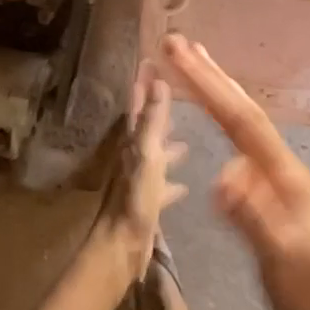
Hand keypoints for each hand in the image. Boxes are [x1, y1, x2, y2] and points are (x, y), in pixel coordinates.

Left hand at [96, 75, 187, 279]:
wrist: (121, 247)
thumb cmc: (135, 198)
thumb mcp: (148, 154)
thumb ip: (153, 119)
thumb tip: (157, 78)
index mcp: (134, 142)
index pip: (140, 105)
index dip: (145, 84)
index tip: (153, 62)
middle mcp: (135, 157)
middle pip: (148, 128)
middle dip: (160, 112)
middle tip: (178, 97)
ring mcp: (140, 181)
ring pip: (156, 156)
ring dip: (169, 146)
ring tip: (188, 141)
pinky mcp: (147, 203)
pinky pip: (162, 185)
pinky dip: (172, 181)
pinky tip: (185, 184)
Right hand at [162, 35, 309, 309]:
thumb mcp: (284, 257)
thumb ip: (254, 215)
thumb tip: (222, 173)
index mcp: (283, 173)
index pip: (239, 119)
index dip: (206, 84)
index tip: (176, 52)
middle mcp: (281, 167)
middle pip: (242, 110)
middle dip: (209, 75)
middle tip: (177, 42)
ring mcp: (279, 181)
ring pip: (244, 124)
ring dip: (218, 91)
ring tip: (196, 65)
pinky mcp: (274, 198)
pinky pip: (243, 145)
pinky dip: (225, 121)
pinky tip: (220, 123)